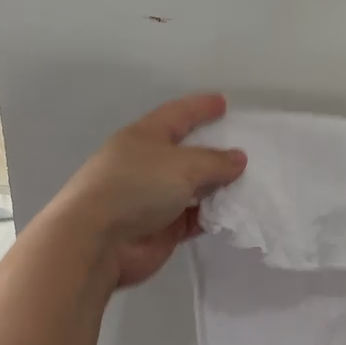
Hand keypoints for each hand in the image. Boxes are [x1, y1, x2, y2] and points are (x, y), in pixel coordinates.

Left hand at [49, 94, 247, 287]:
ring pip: (192, 187)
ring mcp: (152, 198)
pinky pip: (193, 217)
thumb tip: (238, 159)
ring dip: (216, 186)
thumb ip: (214, 162)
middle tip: (245, 146)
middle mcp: (147, 165)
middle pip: (186, 153)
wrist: (97, 241)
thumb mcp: (181, 165)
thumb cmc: (135, 188)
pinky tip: (234, 212)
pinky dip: (211, 214)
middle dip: (213, 150)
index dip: (199, 107)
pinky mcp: (160, 229)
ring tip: (249, 181)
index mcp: (143, 137)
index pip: (177, 115)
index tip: (223, 102)